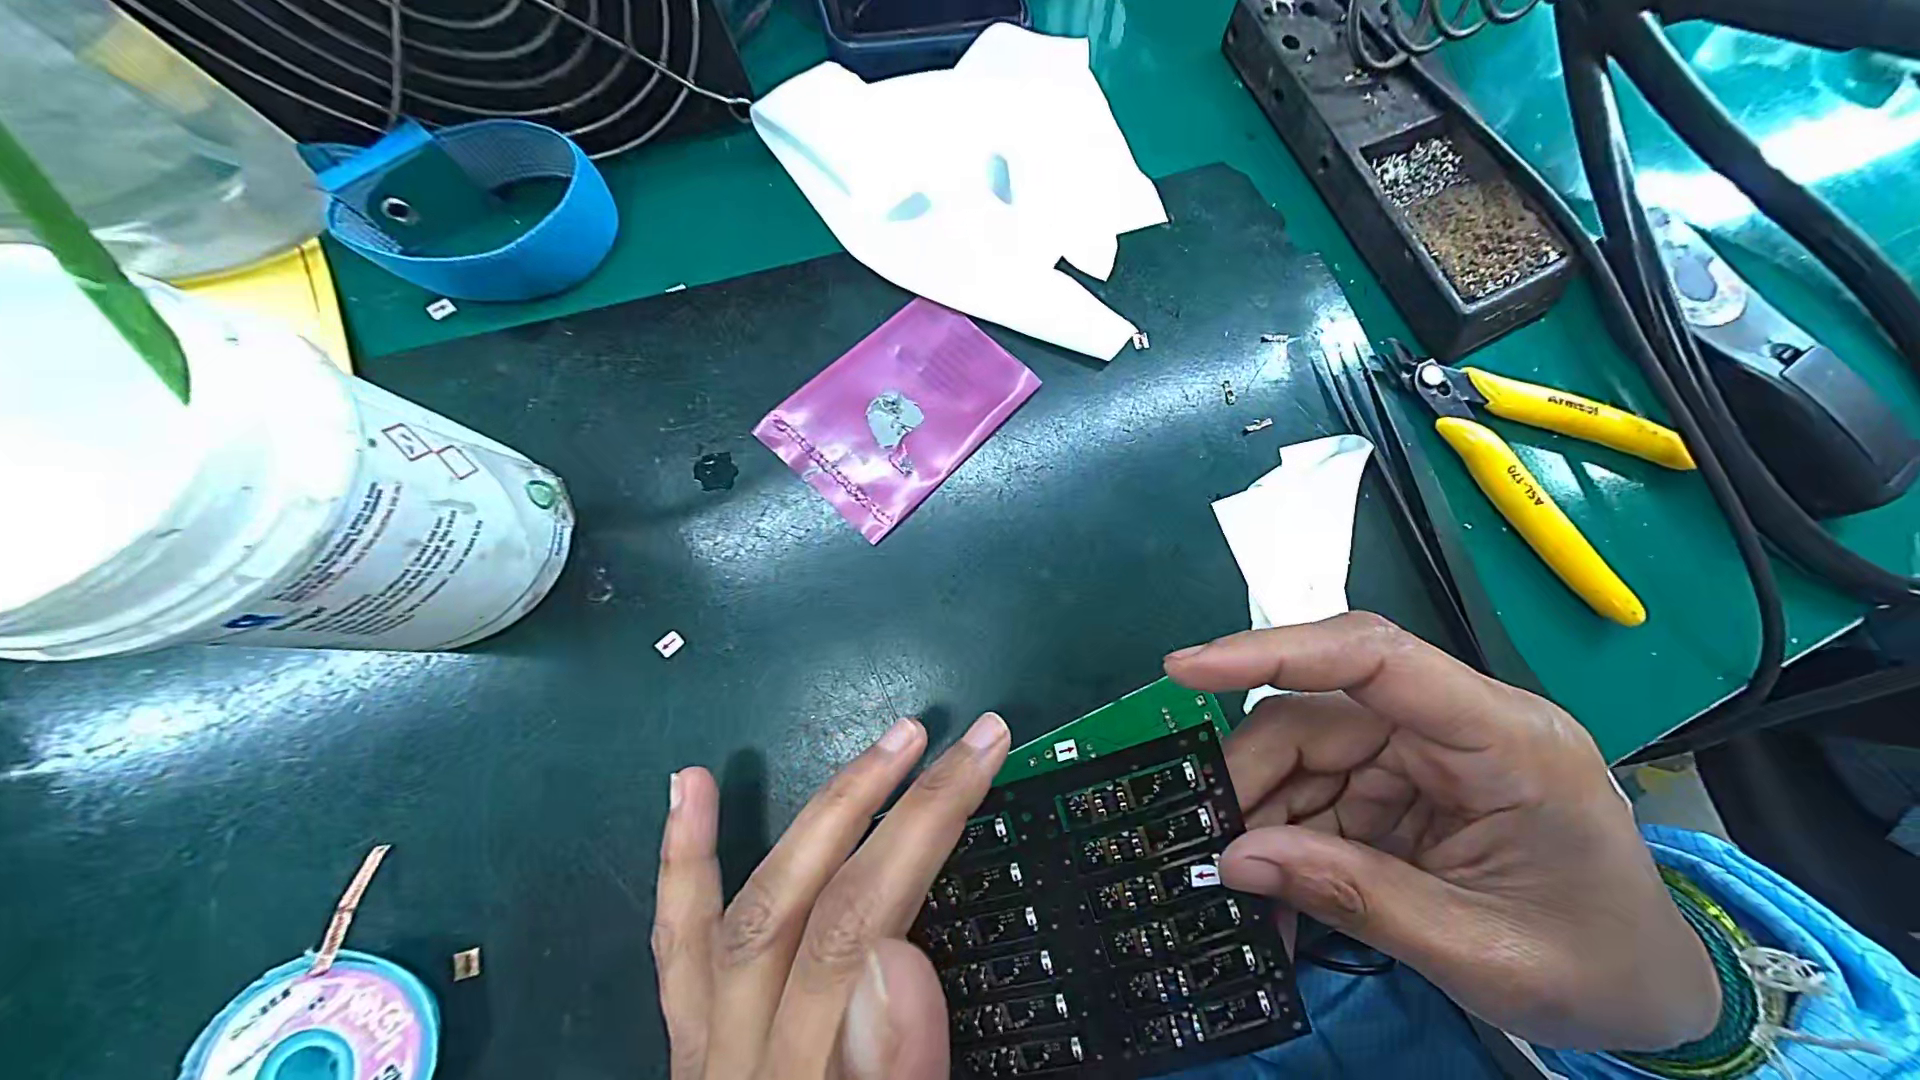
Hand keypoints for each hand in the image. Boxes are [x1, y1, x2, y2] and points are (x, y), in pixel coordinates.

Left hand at [652, 713, 1011, 1079]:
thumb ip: (897, 1072)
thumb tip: (897, 961)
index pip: (860, 962)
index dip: (919, 853)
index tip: (966, 789)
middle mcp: (744, 1067)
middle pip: (820, 920)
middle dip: (899, 815)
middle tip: (960, 746)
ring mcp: (707, 1051)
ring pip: (758, 908)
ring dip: (831, 809)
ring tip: (890, 742)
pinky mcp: (690, 1040)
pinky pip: (677, 943)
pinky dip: (686, 858)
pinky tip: (690, 785)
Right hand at [1165, 612, 1718, 1051]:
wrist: (1652, 993)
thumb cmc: (1601, 966)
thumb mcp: (1482, 953)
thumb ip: (1355, 896)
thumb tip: (1236, 861)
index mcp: (1501, 739)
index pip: (1372, 657)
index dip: (1271, 651)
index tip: (1187, 668)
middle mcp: (1445, 724)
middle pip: (1309, 715)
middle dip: (1251, 779)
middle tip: (1213, 846)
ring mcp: (1412, 748)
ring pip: (1293, 751)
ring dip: (1260, 813)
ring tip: (1244, 883)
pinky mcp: (1387, 776)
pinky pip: (1307, 788)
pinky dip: (1280, 834)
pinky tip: (1272, 884)